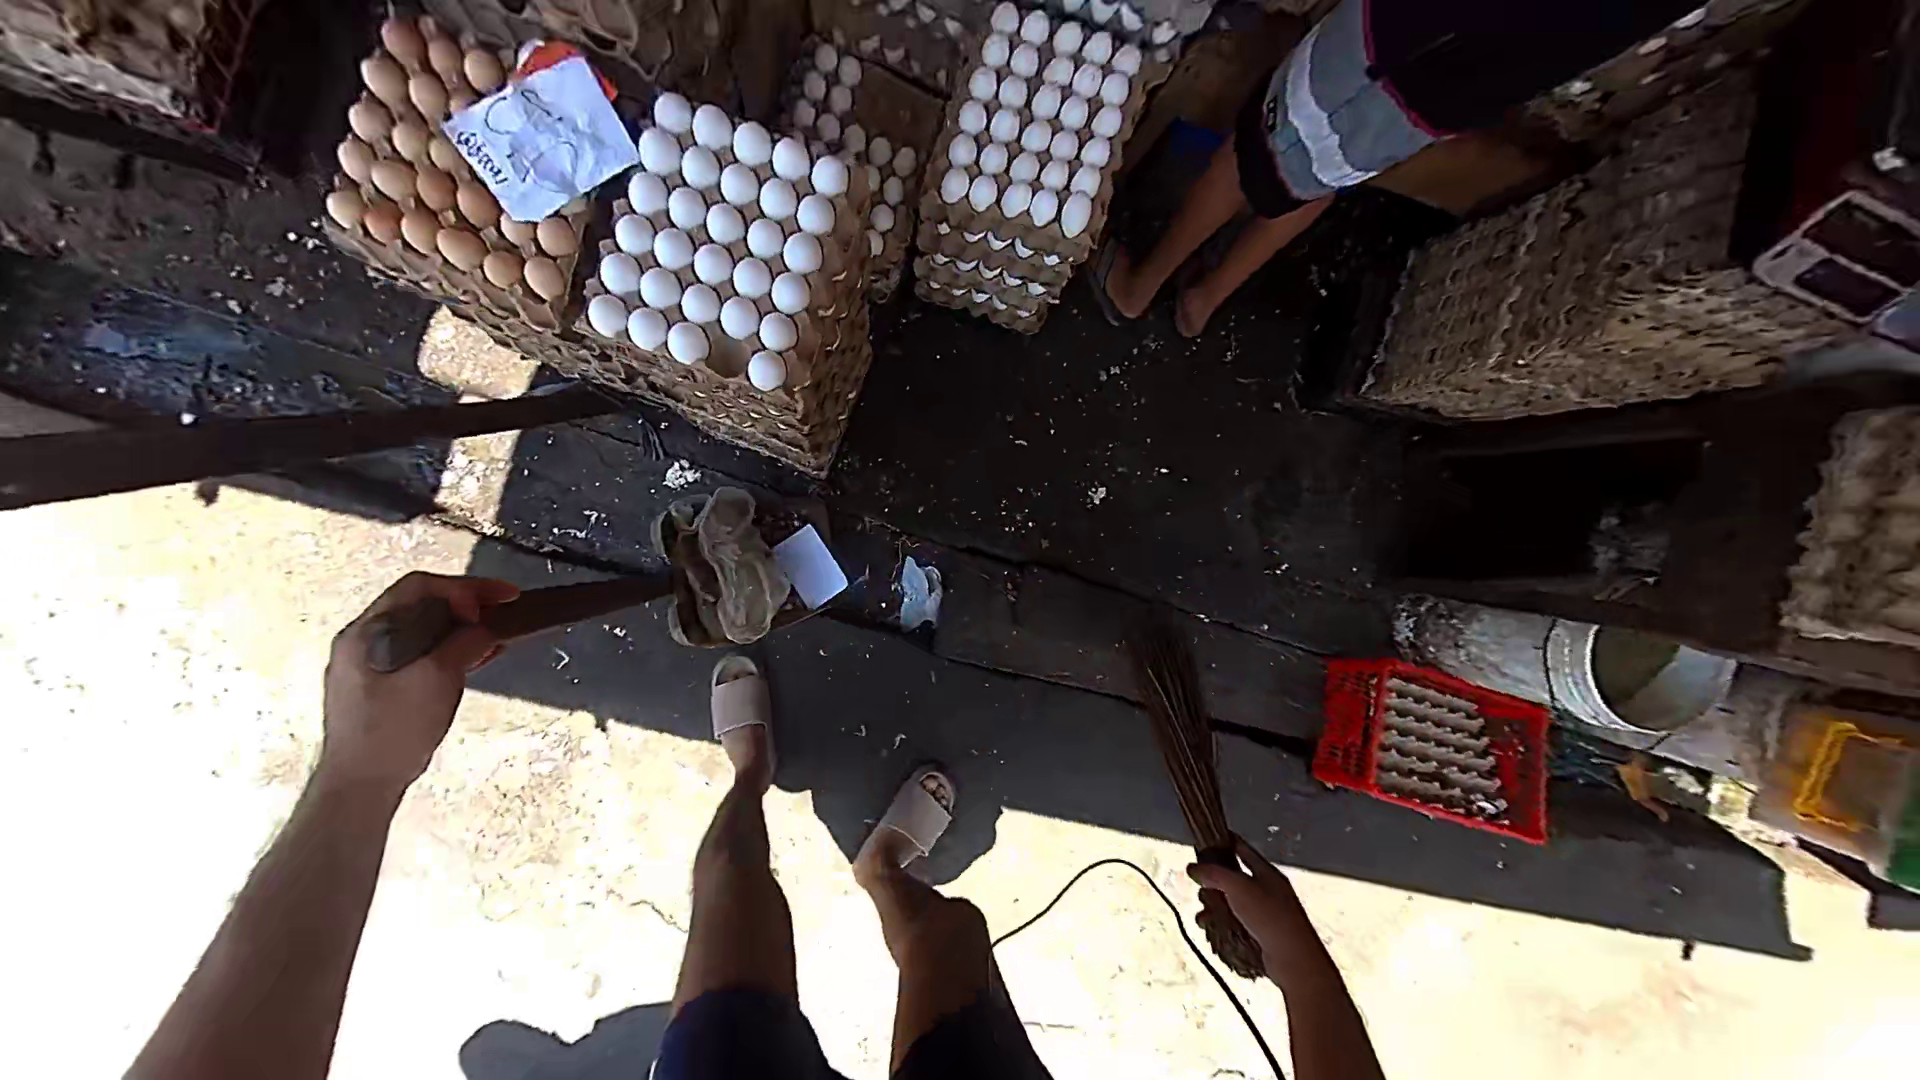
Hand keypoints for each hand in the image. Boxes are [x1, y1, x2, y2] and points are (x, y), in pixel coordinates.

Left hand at [319, 572, 519, 795]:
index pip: (421, 587)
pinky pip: (422, 647)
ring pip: (423, 625)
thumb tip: (485, 628)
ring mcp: (370, 661)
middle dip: (468, 602)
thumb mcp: (438, 677)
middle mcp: (363, 640)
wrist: (363, 781)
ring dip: (463, 624)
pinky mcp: (382, 680)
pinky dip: (453, 644)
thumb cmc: (395, 728)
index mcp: (368, 632)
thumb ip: (465, 643)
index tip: (504, 598)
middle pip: (421, 601)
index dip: (468, 587)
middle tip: (503, 611)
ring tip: (496, 633)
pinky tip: (476, 655)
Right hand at [1187, 835, 1305, 964]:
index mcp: (1266, 872)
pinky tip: (1210, 930)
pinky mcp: (1261, 935)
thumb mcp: (1238, 886)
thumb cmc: (1269, 916)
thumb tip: (1191, 867)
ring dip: (1214, 907)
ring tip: (1203, 917)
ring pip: (1231, 902)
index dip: (1221, 842)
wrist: (1297, 963)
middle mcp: (1266, 889)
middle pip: (1232, 877)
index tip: (1201, 842)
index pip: (1240, 847)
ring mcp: (1265, 914)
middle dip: (1212, 883)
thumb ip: (1213, 873)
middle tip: (1200, 889)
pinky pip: (1235, 923)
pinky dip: (1221, 924)